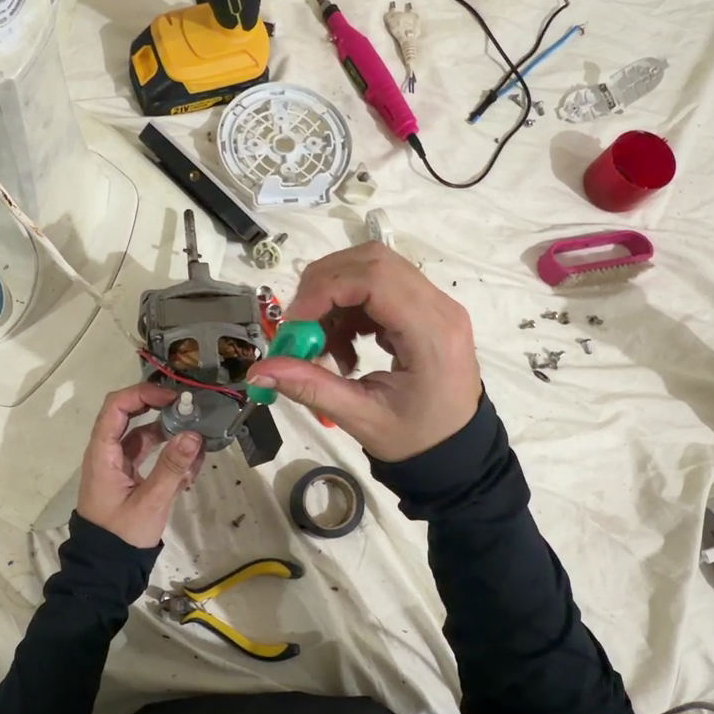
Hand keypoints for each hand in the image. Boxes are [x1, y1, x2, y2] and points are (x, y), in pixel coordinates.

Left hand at [76, 383, 206, 547]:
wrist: (107, 567)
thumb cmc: (122, 534)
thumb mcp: (150, 501)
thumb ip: (172, 467)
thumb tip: (194, 434)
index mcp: (103, 453)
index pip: (117, 406)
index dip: (143, 393)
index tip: (173, 397)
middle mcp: (108, 452)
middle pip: (132, 416)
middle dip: (161, 410)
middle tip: (191, 410)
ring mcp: (119, 464)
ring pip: (145, 436)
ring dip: (170, 434)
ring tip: (199, 438)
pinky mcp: (131, 477)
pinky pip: (151, 456)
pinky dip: (170, 455)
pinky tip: (192, 464)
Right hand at [246, 243, 481, 461]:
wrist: (456, 450)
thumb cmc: (415, 439)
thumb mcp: (361, 418)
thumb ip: (311, 388)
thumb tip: (258, 370)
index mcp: (431, 333)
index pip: (375, 279)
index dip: (325, 291)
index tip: (294, 326)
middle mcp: (439, 307)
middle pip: (372, 262)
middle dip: (323, 288)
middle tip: (299, 330)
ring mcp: (435, 303)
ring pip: (372, 269)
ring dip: (333, 298)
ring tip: (322, 345)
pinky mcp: (425, 307)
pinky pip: (378, 286)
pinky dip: (347, 308)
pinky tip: (342, 346)